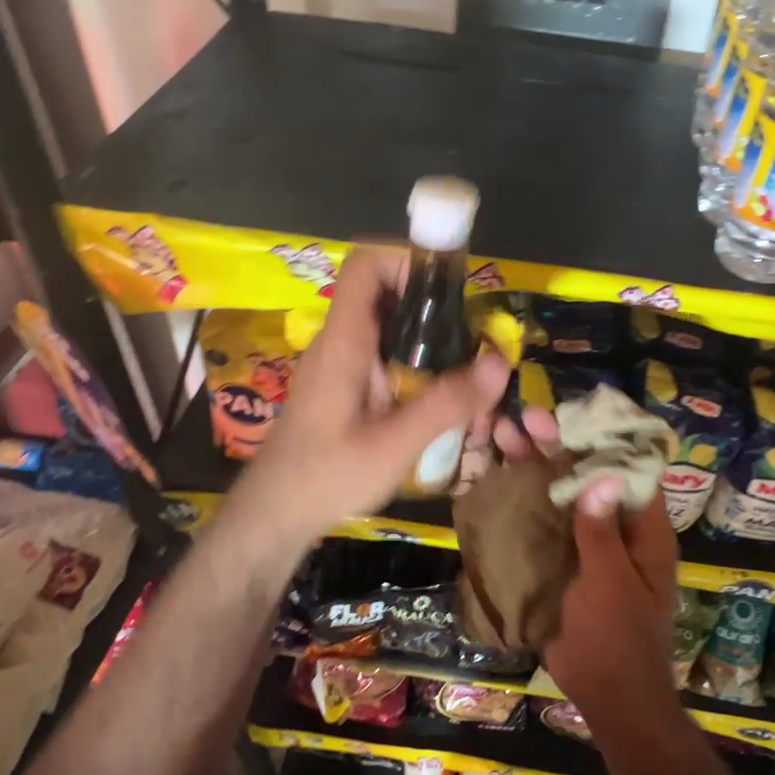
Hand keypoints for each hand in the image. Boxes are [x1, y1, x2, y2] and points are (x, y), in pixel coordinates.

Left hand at [228, 244, 510, 543]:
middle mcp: (339, 342)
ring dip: (428, 340)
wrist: (275, 515)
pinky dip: (415, 364)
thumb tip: (499, 362)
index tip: (451, 288)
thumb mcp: (395, 445)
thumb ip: (447, 403)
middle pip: (384, 293)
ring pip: (388, 327)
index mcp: (344, 341)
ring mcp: (339, 364)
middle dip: (434, 306)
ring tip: (466, 370)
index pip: (365, 265)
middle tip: (474, 339)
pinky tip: (437, 400)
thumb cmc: (327, 477)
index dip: (407, 259)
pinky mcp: (343, 386)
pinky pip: (383, 356)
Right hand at [492, 412, 680, 718]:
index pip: (627, 469)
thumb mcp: (612, 583)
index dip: (597, 439)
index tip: (564, 416)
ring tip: (500, 437)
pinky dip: (523, 502)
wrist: (609, 697)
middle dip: (555, 448)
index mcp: (644, 530)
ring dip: (534, 468)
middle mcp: (617, 529)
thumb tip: (600, 476)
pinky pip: (544, 523)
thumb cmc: (619, 639)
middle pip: (586, 476)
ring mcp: (589, 546)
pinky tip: (495, 480)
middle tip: (522, 420)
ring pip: (561, 496)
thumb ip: (601, 531)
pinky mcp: (564, 563)